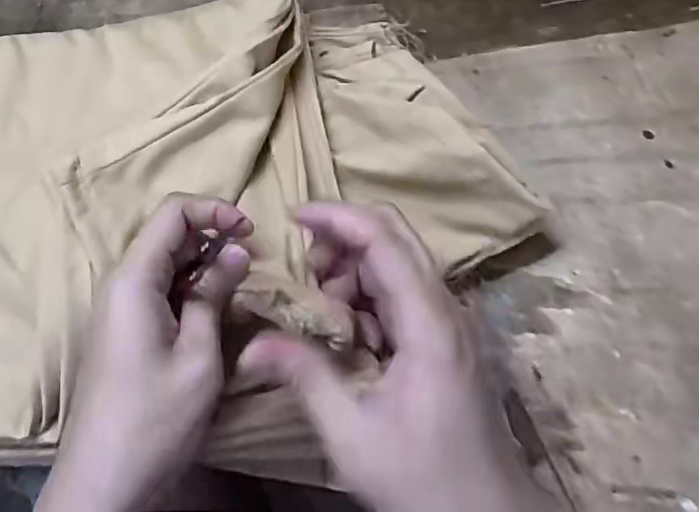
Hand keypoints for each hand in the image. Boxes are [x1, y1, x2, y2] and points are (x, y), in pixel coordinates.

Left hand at [38, 196, 252, 511]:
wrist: (102, 481)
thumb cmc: (154, 419)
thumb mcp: (198, 358)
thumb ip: (214, 295)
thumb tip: (235, 249)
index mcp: (134, 276)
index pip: (172, 212)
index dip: (213, 209)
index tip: (250, 228)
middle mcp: (121, 280)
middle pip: (167, 234)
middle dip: (211, 236)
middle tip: (251, 260)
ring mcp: (119, 303)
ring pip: (164, 261)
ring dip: (202, 263)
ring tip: (238, 284)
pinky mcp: (123, 326)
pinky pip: (158, 287)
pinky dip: (188, 287)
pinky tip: (213, 308)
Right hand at [239, 203, 551, 511]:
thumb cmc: (425, 482)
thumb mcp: (352, 435)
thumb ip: (303, 376)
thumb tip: (249, 345)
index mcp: (428, 322)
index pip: (381, 236)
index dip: (334, 216)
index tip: (291, 218)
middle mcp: (445, 307)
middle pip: (392, 232)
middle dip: (340, 236)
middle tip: (307, 269)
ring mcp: (449, 319)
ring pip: (395, 255)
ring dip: (351, 265)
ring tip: (324, 307)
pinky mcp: (445, 334)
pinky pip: (400, 285)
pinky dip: (366, 289)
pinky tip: (350, 330)